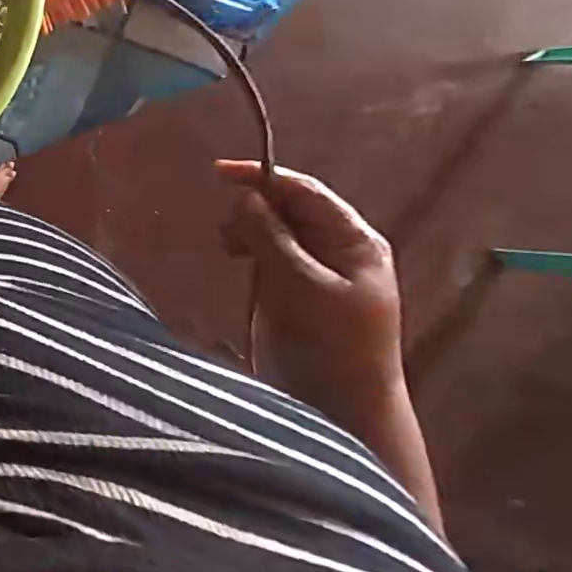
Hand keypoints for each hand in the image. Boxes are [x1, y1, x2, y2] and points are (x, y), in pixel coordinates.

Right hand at [216, 161, 403, 402]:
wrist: (338, 400)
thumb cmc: (332, 340)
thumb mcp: (301, 284)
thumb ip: (272, 237)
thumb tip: (247, 196)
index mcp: (352, 240)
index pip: (305, 192)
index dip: (264, 176)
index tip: (219, 171)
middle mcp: (334, 247)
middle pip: (286, 205)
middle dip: (252, 209)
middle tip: (229, 235)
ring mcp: (311, 266)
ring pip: (270, 226)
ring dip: (245, 228)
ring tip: (231, 250)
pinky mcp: (290, 285)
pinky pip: (264, 249)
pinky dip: (245, 246)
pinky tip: (236, 258)